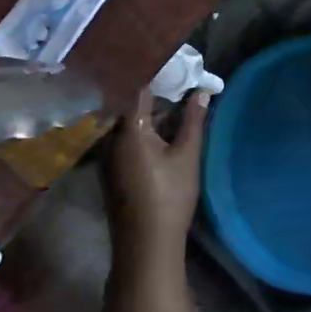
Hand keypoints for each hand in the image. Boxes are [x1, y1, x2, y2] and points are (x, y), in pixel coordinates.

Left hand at [106, 88, 210, 266]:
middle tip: (180, 86)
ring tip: (176, 107)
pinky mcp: (111, 172)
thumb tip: (202, 92)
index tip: (175, 66)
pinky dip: (142, 132)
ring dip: (150, 116)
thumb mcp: (187, 155)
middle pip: (131, 107)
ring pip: (128, 126)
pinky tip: (162, 135)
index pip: (138, 90)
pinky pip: (125, 141)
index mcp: (128, 130)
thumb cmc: (170, 196)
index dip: (157, 76)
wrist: (145, 245)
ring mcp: (107, 157)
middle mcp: (111, 139)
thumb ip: (193, 120)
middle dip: (155, 96)